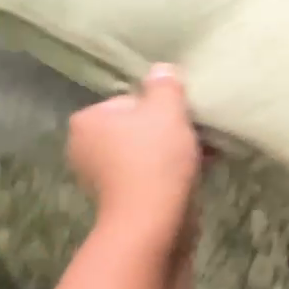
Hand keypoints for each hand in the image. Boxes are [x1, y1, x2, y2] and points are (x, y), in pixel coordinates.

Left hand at [66, 64, 201, 238]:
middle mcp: (85, 145)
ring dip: (172, 152)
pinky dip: (169, 173)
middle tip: (198, 136)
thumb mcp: (167, 111)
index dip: (163, 108)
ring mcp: (99, 175)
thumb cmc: (155, 158)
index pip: (131, 101)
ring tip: (203, 155)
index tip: (185, 118)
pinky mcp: (118, 198)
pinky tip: (195, 174)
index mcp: (88, 119)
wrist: (153, 218)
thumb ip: (165, 86)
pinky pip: (148, 174)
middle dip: (168, 131)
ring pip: (145, 151)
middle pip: (138, 127)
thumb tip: (162, 69)